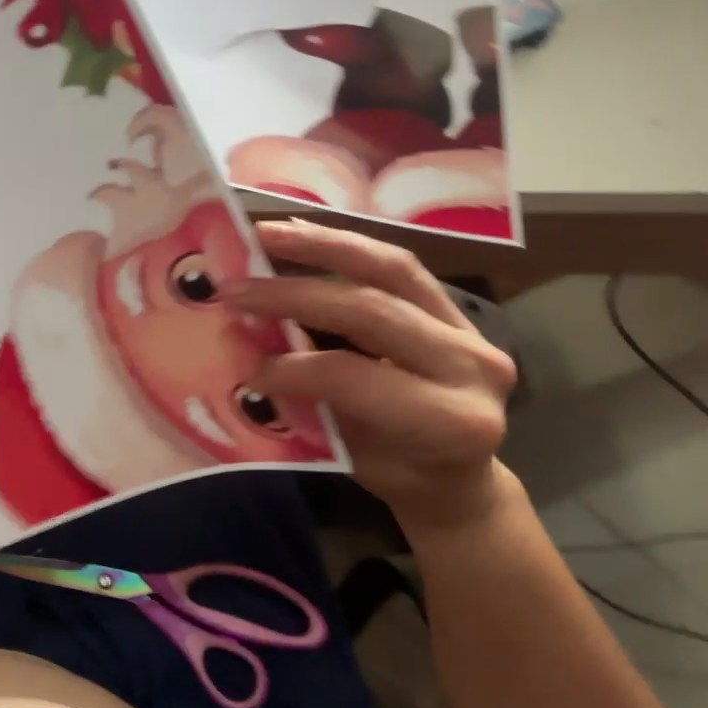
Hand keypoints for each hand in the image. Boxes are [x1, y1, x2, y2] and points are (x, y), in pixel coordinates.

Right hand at [230, 220, 515, 532]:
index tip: (245, 367)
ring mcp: (470, 330)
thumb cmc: (396, 473)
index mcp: (450, 421)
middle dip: (294, 294)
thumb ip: (307, 404)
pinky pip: (396, 266)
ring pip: (392, 269)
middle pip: (373, 311)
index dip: (293, 367)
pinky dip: (342, 247)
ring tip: (264, 233)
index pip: (357, 378)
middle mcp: (473, 367)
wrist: (457, 475)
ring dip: (320, 247)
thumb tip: (245, 355)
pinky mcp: (455, 306)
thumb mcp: (350, 455)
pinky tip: (298, 233)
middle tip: (235, 288)